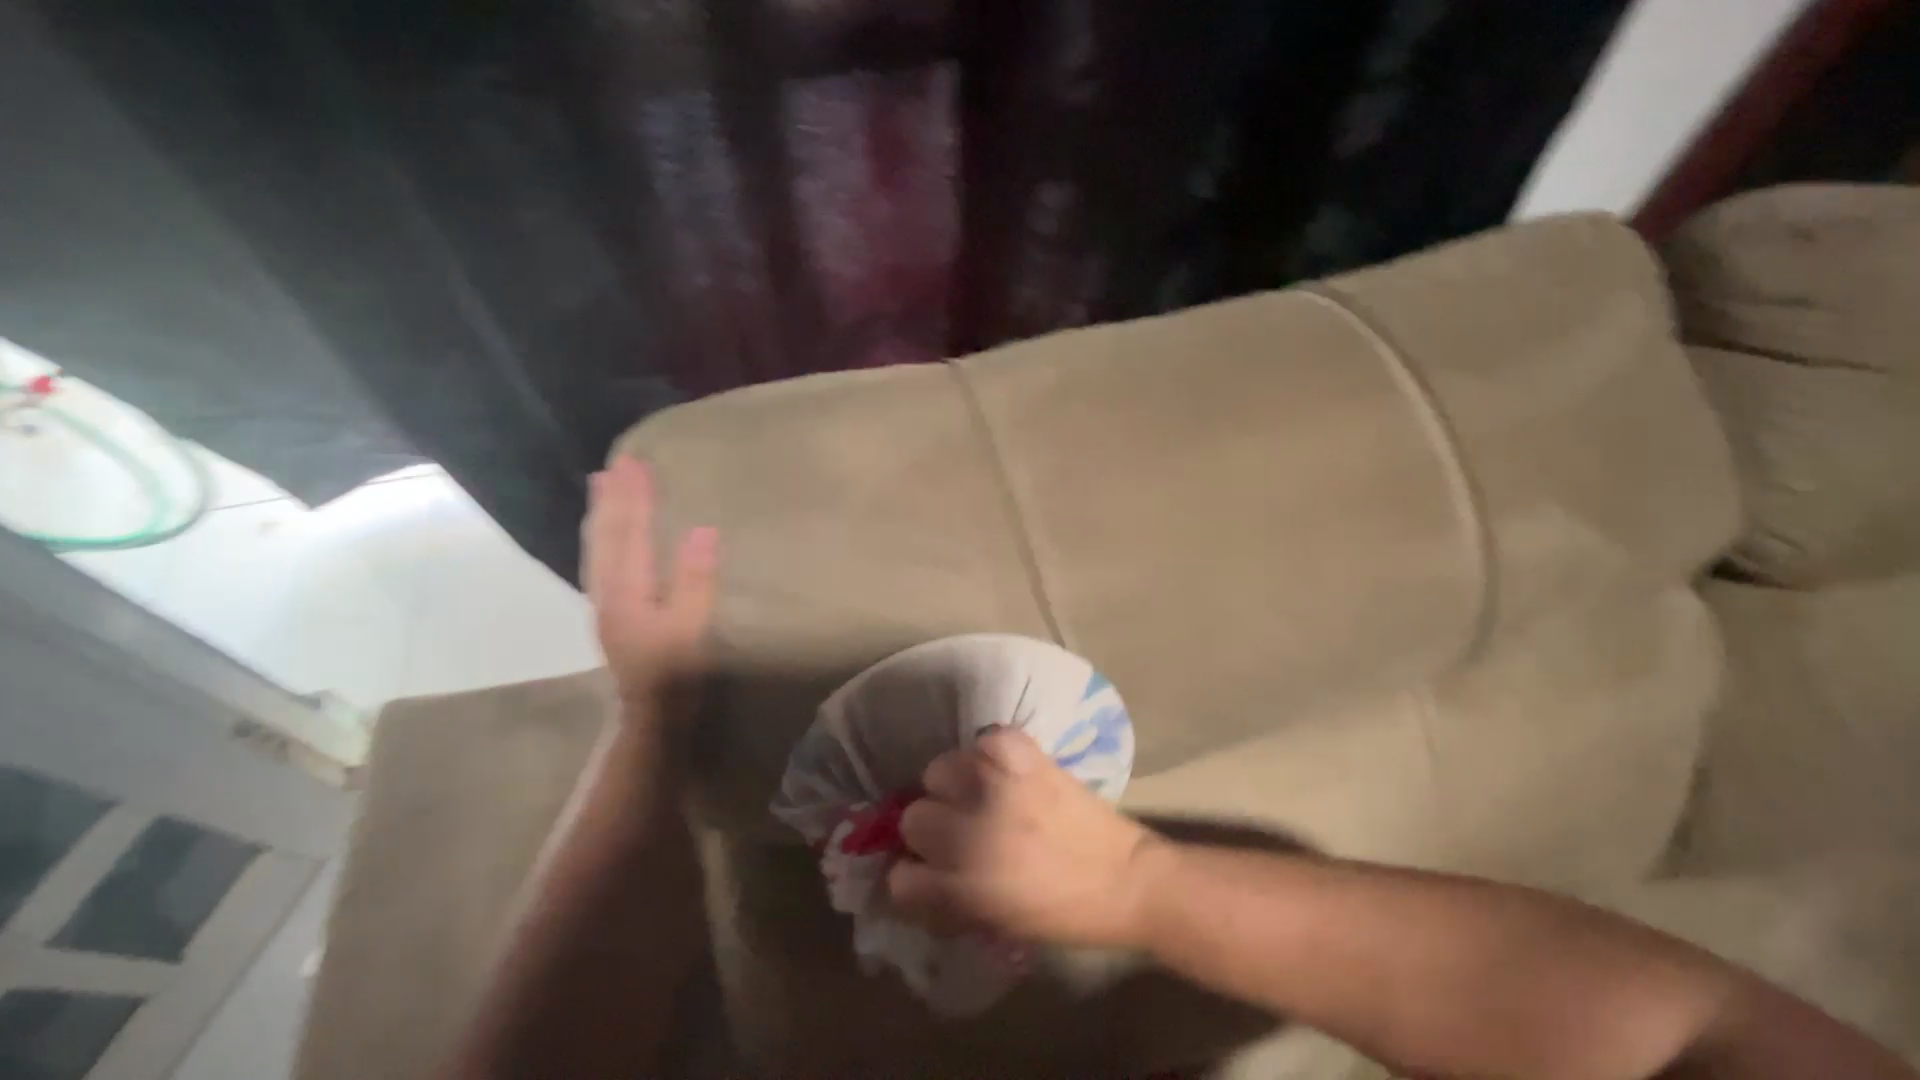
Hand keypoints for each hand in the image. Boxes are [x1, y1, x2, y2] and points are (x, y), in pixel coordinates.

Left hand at [583, 457, 718, 709]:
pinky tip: (606, 535)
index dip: (635, 498)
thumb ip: (694, 581)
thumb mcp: (692, 630)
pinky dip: (602, 537)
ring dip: (601, 514)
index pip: (631, 534)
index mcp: (628, 591)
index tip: (637, 463)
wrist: (649, 718)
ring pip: (598, 548)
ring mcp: (605, 605)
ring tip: (601, 485)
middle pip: (607, 536)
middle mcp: (608, 592)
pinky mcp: (610, 616)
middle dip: (612, 498)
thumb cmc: (676, 676)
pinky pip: (601, 562)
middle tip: (616, 464)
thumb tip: (702, 530)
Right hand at [886, 728, 1167, 949]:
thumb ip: (951, 900)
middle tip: (959, 829)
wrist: (1130, 882)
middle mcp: (973, 835)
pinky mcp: (1026, 759)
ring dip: (954, 785)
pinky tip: (1004, 768)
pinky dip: (991, 751)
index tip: (928, 870)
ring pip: (938, 771)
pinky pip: (985, 741)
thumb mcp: (997, 924)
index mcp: (965, 889)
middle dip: (931, 828)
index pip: (899, 879)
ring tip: (979, 792)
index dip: (912, 875)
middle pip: (913, 819)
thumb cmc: (1065, 915)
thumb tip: (918, 876)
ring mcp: (999, 790)